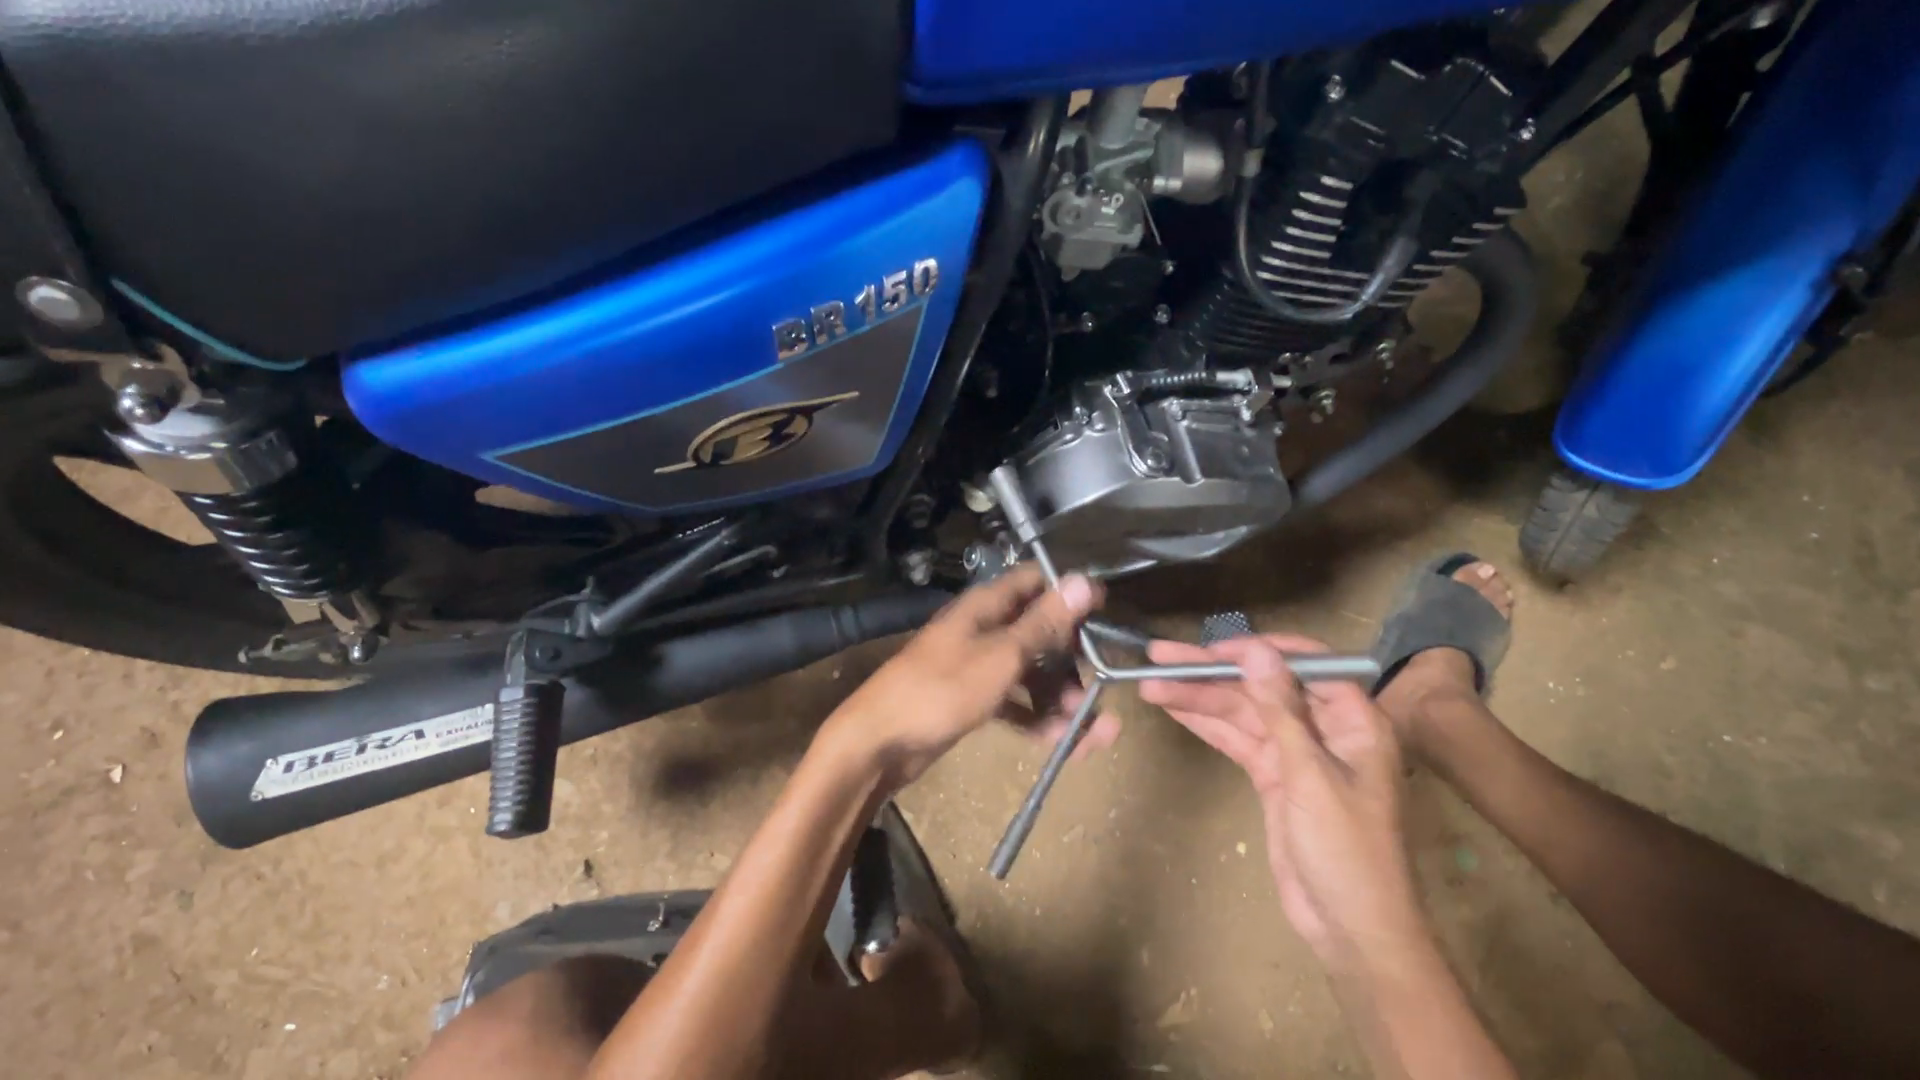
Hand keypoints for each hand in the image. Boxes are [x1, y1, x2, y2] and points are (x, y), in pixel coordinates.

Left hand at [818, 565, 1115, 790]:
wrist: (879, 741)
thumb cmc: (940, 690)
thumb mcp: (1000, 656)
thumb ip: (1044, 623)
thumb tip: (1084, 580)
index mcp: (986, 607)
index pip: (1035, 583)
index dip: (1070, 595)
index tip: (1105, 616)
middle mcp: (983, 630)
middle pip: (1039, 633)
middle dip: (1072, 661)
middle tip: (1101, 689)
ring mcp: (976, 666)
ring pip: (1030, 673)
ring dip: (1059, 698)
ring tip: (1089, 730)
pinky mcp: (971, 700)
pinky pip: (1014, 703)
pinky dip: (1036, 719)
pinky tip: (1061, 743)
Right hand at [1140, 635, 1429, 972]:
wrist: (1352, 926)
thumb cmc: (1347, 849)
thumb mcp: (1312, 775)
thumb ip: (1281, 711)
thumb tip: (1256, 652)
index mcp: (1353, 720)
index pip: (1305, 664)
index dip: (1258, 651)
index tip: (1212, 647)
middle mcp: (1324, 728)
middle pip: (1262, 687)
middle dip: (1211, 673)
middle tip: (1159, 657)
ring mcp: (1296, 754)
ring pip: (1243, 714)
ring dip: (1199, 698)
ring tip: (1149, 684)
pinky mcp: (1274, 778)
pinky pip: (1237, 741)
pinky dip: (1206, 726)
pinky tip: (1172, 709)